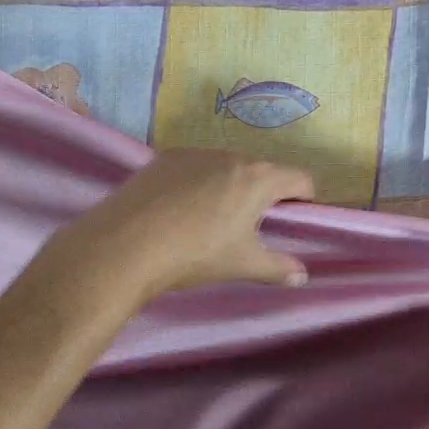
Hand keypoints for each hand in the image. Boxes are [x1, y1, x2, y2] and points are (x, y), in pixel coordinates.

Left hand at [64, 149, 314, 302]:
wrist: (124, 245)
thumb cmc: (195, 254)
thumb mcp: (243, 265)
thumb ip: (278, 268)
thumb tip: (301, 275)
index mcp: (258, 179)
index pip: (300, 178)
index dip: (304, 199)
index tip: (293, 220)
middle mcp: (231, 156)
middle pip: (262, 171)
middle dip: (263, 195)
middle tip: (249, 227)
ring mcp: (195, 153)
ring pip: (226, 167)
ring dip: (229, 186)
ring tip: (209, 220)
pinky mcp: (164, 158)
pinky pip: (195, 167)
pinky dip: (197, 183)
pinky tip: (178, 211)